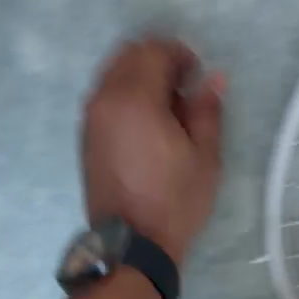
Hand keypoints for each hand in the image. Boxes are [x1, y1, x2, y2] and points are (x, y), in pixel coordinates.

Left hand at [81, 38, 224, 265]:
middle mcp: (104, 100)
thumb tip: (212, 80)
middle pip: (128, 57)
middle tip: (182, 89)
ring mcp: (90, 122)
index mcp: (134, 98)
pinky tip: (145, 128)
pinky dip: (124, 100)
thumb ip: (207, 111)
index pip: (154, 51)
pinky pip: (104, 102)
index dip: (180, 55)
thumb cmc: (173, 204)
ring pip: (113, 78)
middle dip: (157, 62)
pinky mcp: (85, 142)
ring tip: (165, 111)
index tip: (197, 75)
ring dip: (138, 81)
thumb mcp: (205, 159)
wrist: (132, 248)